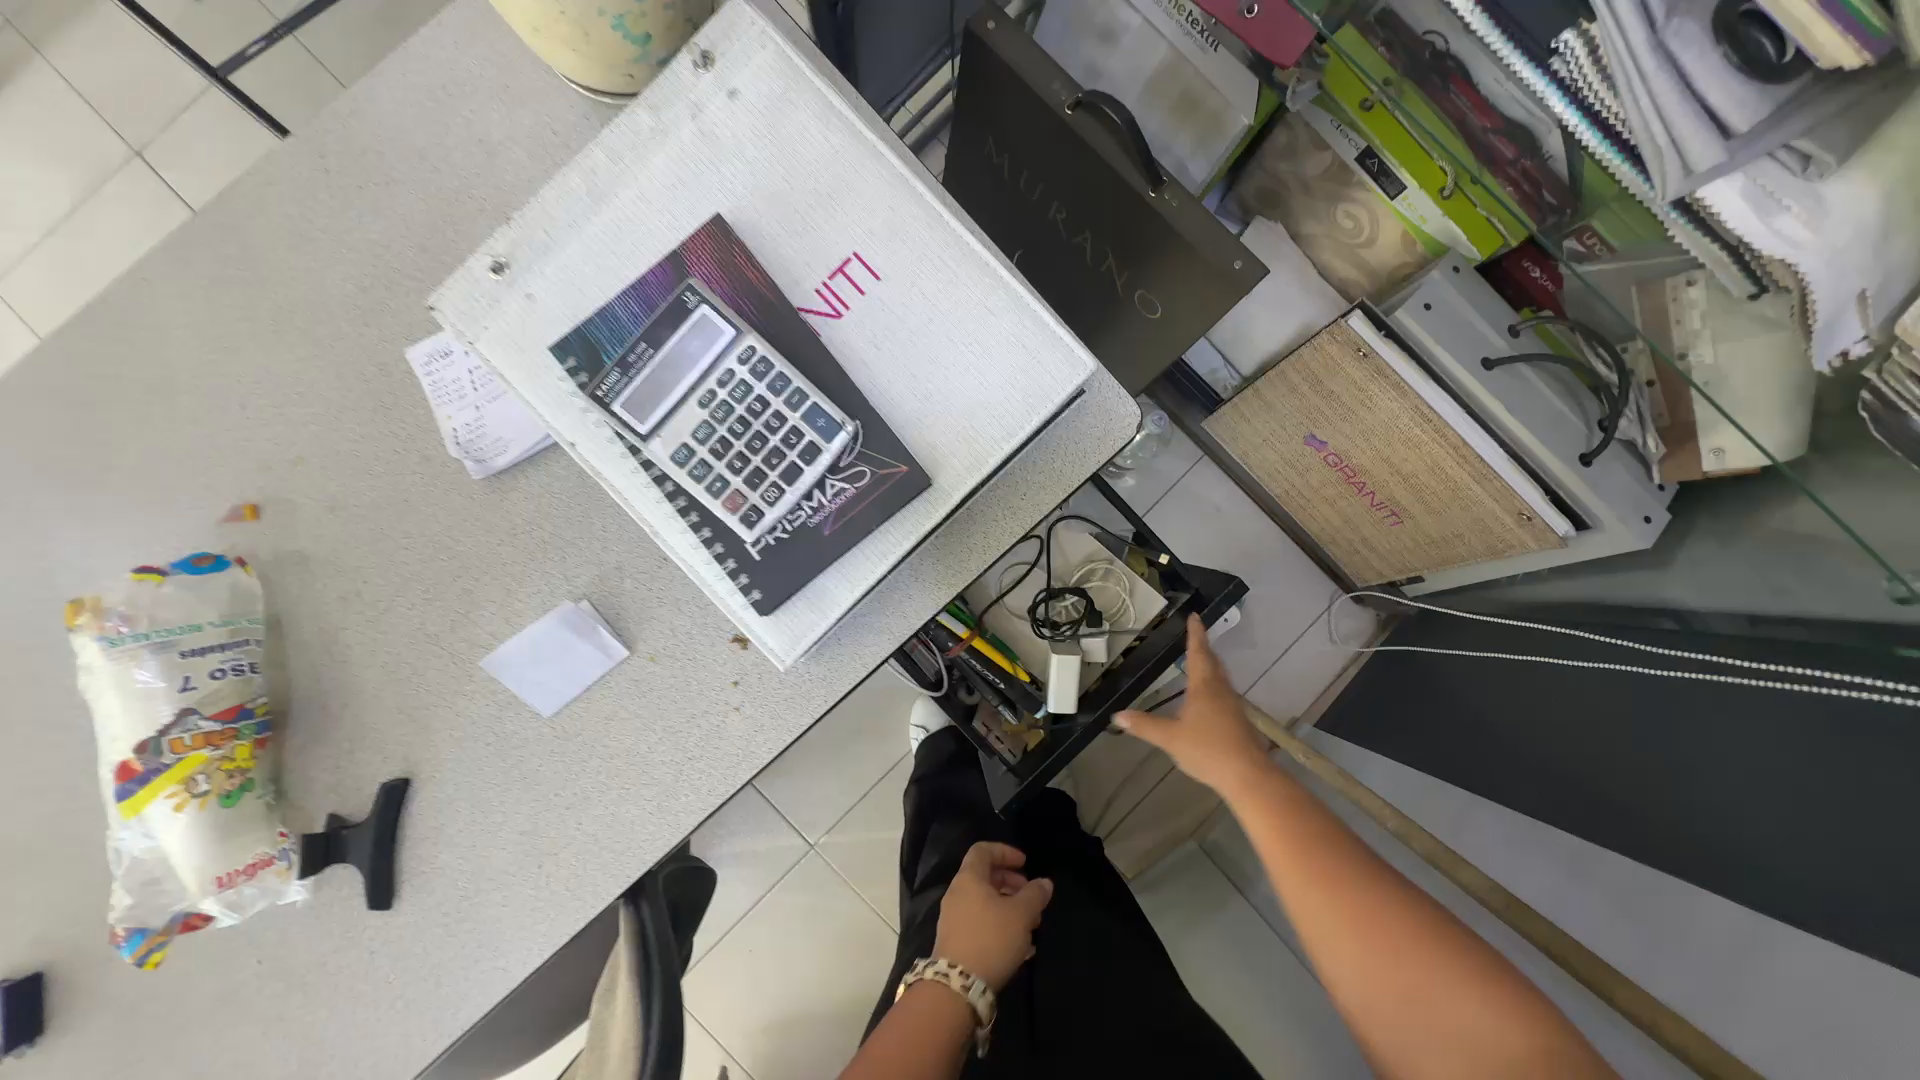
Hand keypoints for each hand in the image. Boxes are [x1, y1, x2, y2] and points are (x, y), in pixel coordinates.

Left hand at [933, 842, 1053, 990]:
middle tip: (1032, 897)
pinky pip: (981, 924)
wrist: (957, 986)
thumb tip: (1044, 883)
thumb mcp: (1021, 915)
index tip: (1025, 864)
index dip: (1005, 852)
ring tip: (1031, 925)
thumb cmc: (991, 939)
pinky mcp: (956, 942)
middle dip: (1012, 883)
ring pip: (985, 903)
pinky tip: (1020, 947)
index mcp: (969, 879)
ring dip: (1009, 908)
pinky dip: (1000, 926)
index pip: (982, 851)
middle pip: (984, 877)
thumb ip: (1035, 895)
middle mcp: (957, 894)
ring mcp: (954, 919)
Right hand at [1113, 615, 1276, 797]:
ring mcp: (1233, 705)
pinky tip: (1208, 698)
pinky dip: (1214, 685)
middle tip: (1196, 636)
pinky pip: (1224, 693)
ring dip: (1210, 666)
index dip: (1195, 635)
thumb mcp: (1170, 738)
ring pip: (1221, 678)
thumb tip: (1118, 715)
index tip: (1195, 617)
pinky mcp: (1239, 721)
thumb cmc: (1207, 750)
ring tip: (1201, 662)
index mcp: (1203, 687)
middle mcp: (1220, 690)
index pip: (1197, 653)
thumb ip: (1144, 726)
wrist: (1247, 775)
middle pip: (1213, 663)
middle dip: (1204, 648)